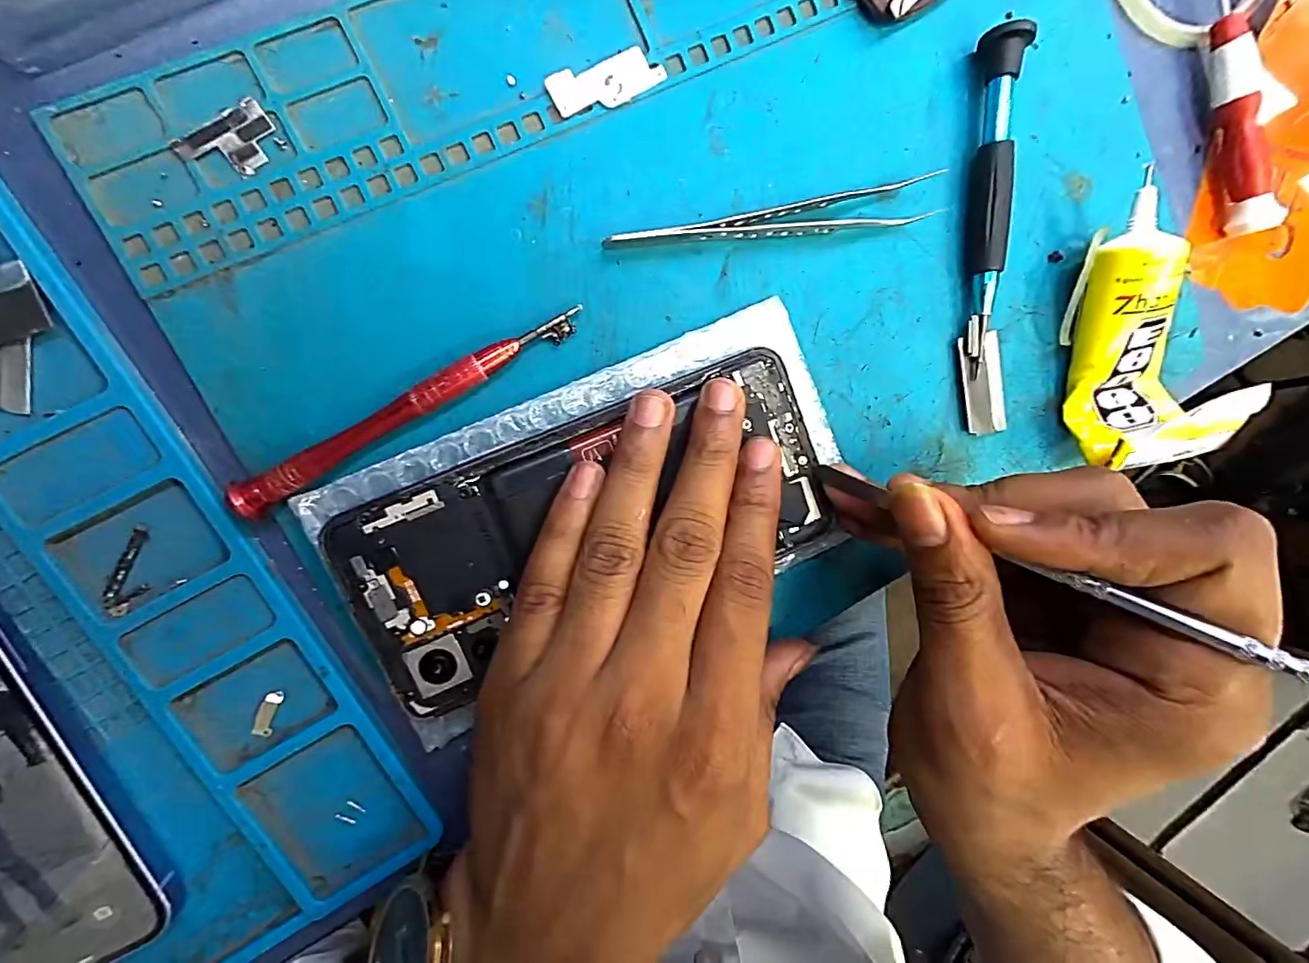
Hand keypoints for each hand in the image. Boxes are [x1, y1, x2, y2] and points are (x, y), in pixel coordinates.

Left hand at [446, 383, 812, 962]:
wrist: (544, 926)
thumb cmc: (658, 868)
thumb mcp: (740, 810)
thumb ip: (763, 709)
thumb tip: (792, 637)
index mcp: (712, 728)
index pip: (738, 589)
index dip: (752, 509)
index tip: (760, 451)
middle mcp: (643, 689)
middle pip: (680, 552)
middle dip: (703, 463)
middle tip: (717, 398)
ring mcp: (570, 678)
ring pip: (613, 551)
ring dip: (636, 469)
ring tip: (654, 408)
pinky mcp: (516, 677)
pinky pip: (546, 582)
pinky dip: (568, 519)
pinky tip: (591, 468)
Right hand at [866, 468, 1281, 866]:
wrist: (973, 814)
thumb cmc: (992, 793)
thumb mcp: (971, 702)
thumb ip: (954, 592)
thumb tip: (917, 497)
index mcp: (1201, 679)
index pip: (1209, 551)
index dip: (1102, 529)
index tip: (988, 527)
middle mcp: (1173, 621)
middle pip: (1123, 512)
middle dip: (1020, 510)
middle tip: (934, 516)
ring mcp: (1110, 593)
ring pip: (1058, 503)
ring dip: (972, 505)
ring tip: (896, 514)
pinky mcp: (1054, 577)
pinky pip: (1007, 519)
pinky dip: (946, 512)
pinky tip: (888, 516)